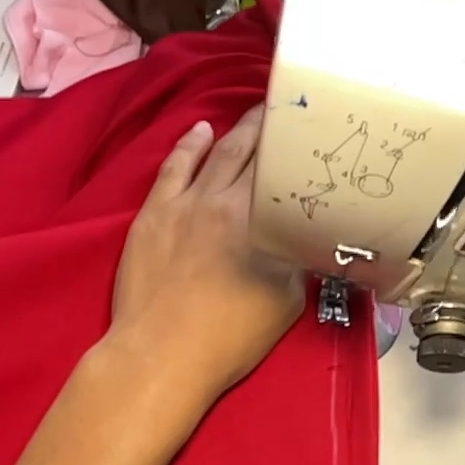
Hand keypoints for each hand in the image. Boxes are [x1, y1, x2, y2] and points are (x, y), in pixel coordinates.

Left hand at [108, 105, 304, 397]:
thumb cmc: (231, 336)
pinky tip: (200, 131)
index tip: (311, 132)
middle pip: (250, 152)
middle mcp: (222, 200)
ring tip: (253, 115)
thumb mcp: (286, 301)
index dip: (296, 147)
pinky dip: (188, 146)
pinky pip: (173, 168)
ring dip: (236, 132)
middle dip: (269, 128)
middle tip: (285, 111)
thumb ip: (295, 261)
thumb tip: (302, 241)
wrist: (163, 353)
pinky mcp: (153, 214)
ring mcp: (183, 203)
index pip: (282, 170)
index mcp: (258, 219)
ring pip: (214, 154)